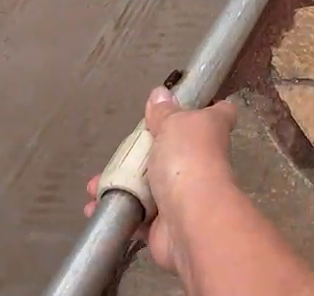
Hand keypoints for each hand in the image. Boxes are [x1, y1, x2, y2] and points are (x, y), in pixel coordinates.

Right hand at [87, 88, 239, 274]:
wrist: (190, 219)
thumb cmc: (188, 158)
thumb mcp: (174, 122)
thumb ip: (164, 112)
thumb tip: (161, 93)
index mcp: (211, 128)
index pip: (218, 111)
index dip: (205, 106)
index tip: (184, 104)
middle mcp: (203, 159)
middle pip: (175, 148)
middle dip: (145, 151)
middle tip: (120, 151)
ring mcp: (185, 192)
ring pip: (152, 182)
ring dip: (124, 182)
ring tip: (95, 184)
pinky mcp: (166, 221)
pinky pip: (138, 213)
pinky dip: (119, 209)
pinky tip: (95, 206)